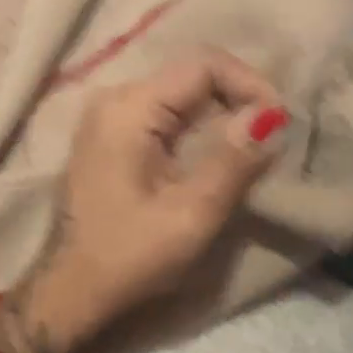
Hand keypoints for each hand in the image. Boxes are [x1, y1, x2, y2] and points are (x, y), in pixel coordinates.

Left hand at [34, 51, 289, 332]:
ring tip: (254, 145)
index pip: (202, 64)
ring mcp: (108, 116)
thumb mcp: (192, 214)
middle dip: (238, 96)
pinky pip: (163, 114)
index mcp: (128, 108)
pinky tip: (219, 154)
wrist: (73, 289)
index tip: (279, 120)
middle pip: (190, 73)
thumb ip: (233, 161)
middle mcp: (114, 99)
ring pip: (180, 93)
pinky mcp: (110, 136)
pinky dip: (197, 126)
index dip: (249, 82)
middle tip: (273, 134)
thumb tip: (272, 118)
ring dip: (220, 112)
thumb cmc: (130, 256)